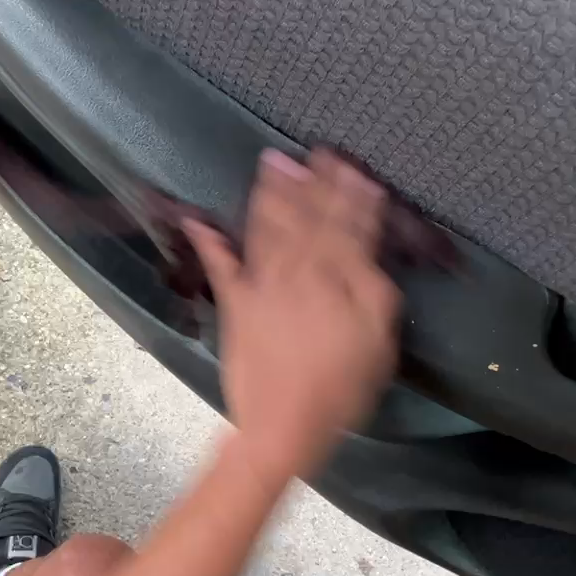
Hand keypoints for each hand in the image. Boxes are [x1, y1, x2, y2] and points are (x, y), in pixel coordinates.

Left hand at [186, 148, 402, 479]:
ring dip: (270, 194)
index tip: (351, 166)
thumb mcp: (377, 341)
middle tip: (314, 151)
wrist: (282, 423)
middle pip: (307, 219)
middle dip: (313, 182)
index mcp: (336, 278)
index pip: (347, 225)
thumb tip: (368, 252)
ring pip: (267, 229)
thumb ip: (374, 289)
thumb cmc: (339, 388)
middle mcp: (297, 271)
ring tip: (272, 164)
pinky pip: (220, 266)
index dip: (350, 194)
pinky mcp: (234, 305)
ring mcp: (261, 285)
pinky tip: (197, 219)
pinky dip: (207, 241)